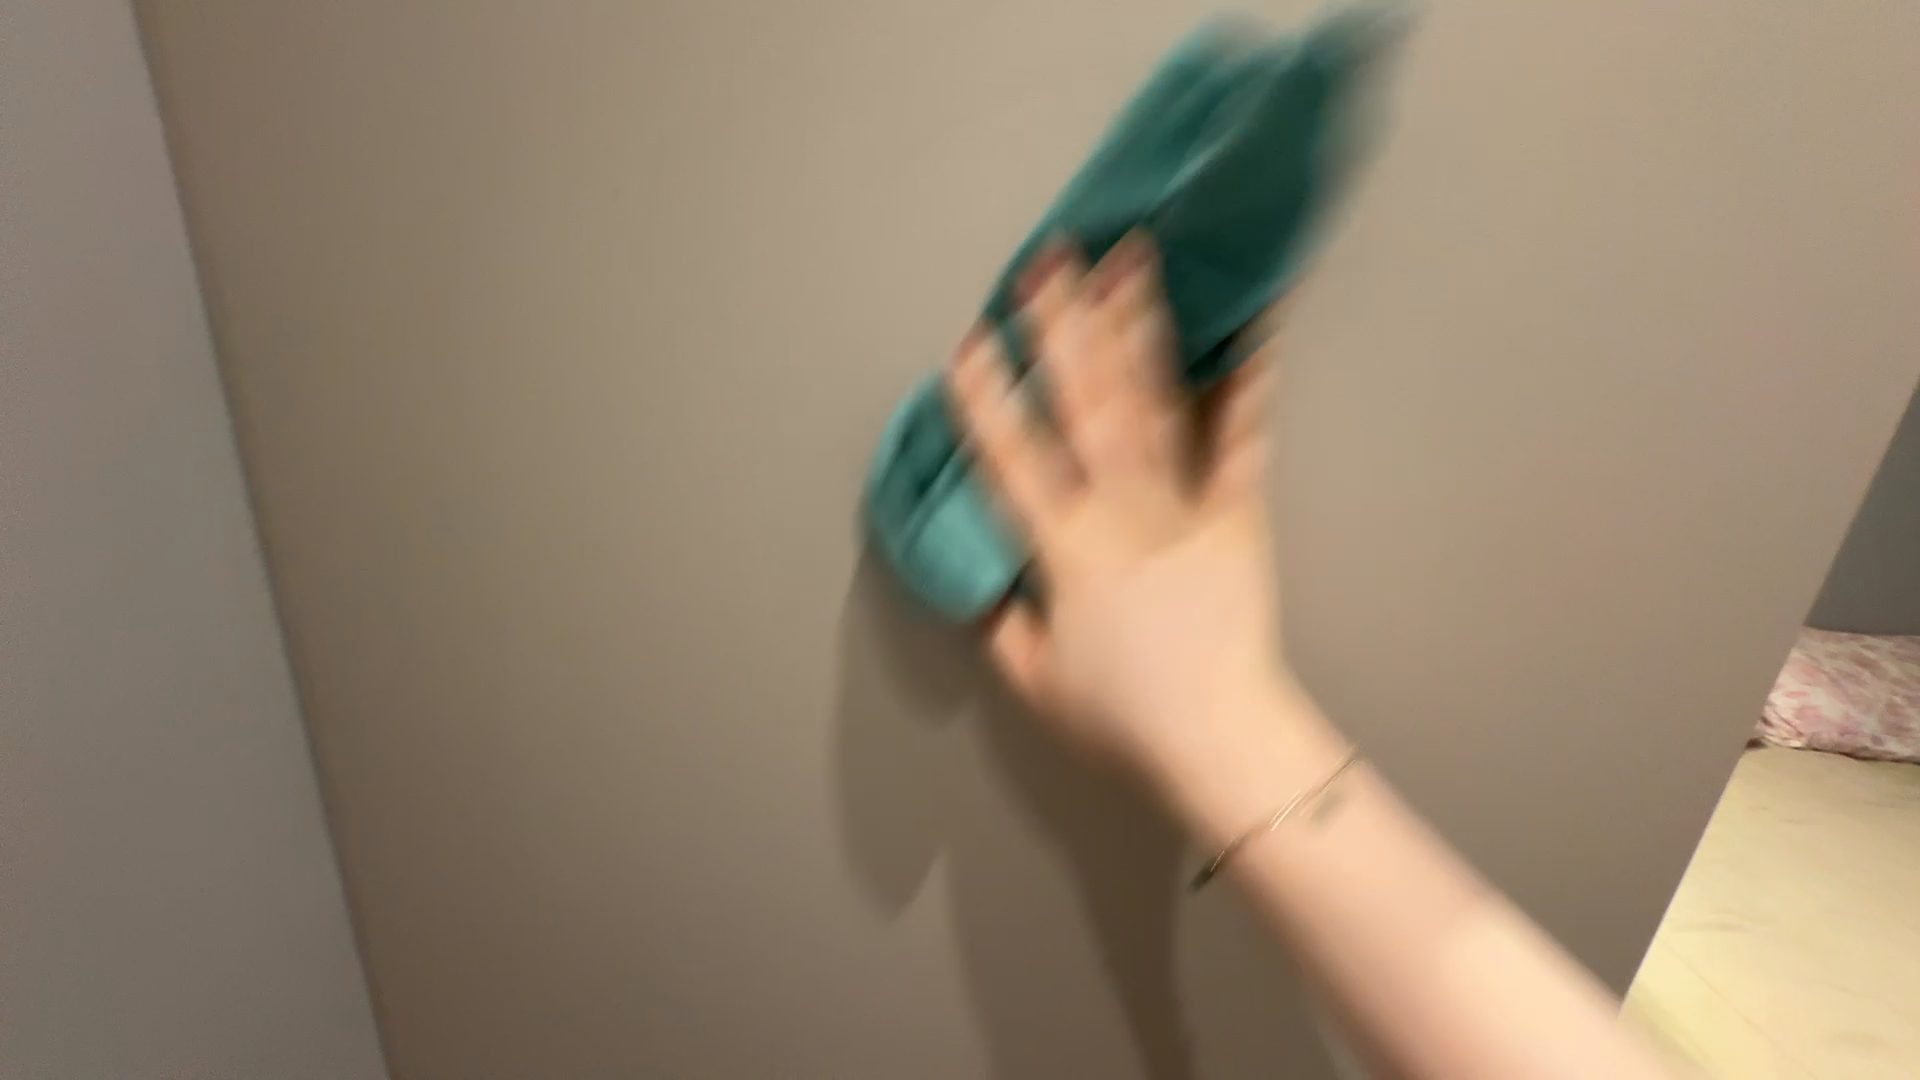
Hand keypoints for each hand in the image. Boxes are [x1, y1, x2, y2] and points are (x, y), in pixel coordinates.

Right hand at [948, 233, 1315, 797]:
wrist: (1220, 738)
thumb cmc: (1119, 716)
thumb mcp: (1032, 679)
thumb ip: (1000, 620)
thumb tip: (979, 577)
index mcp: (1065, 549)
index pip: (1014, 458)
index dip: (987, 398)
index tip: (970, 340)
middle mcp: (1121, 509)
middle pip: (1085, 404)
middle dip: (1063, 327)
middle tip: (1051, 259)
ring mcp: (1184, 504)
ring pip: (1154, 401)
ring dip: (1138, 326)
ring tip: (1130, 259)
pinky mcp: (1239, 510)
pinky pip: (1243, 437)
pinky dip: (1251, 379)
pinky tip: (1255, 322)